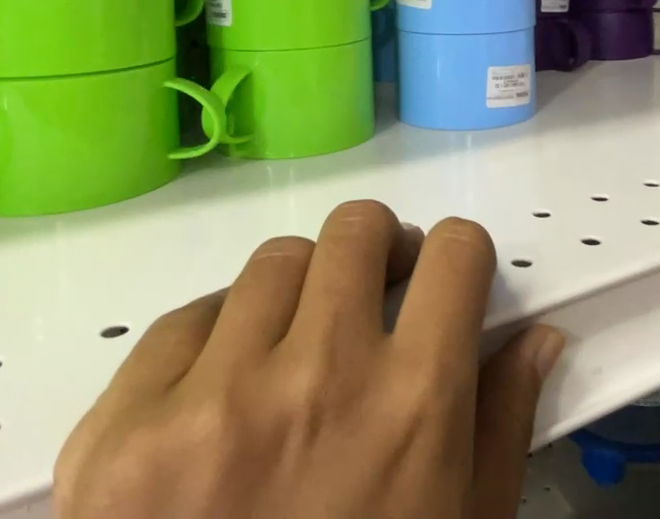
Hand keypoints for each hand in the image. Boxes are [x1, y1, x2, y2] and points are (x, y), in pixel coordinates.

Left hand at [54, 201, 565, 518]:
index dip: (455, 257)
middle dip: (376, 252)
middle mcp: (317, 376)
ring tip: (292, 352)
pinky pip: (183, 321)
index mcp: (414, 406)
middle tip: (370, 296)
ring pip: (273, 264)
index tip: (439, 281)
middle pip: (356, 229)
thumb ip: (504, 422)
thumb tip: (539, 333)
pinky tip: (218, 400)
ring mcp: (210, 399)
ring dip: (298, 295)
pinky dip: (214, 343)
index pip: (455, 252)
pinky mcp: (120, 430)